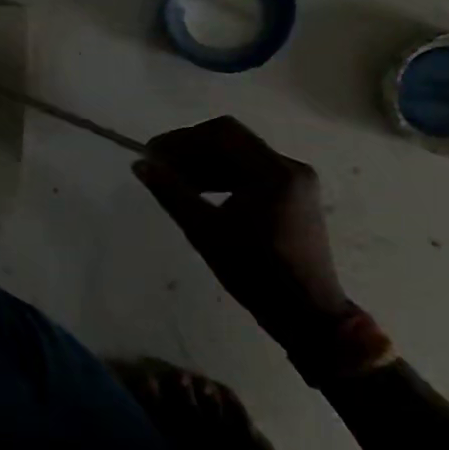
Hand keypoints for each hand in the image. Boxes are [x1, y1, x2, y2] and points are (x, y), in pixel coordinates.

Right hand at [133, 117, 348, 346]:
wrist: (307, 316)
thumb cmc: (256, 273)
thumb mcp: (205, 232)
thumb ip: (171, 192)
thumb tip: (141, 164)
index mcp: (274, 172)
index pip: (222, 133)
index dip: (182, 139)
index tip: (153, 154)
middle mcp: (290, 168)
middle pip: (232, 141)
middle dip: (192, 150)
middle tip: (159, 166)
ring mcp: (296, 182)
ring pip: (241, 156)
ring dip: (205, 164)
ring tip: (173, 180)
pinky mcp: (294, 197)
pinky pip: (252, 173)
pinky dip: (223, 177)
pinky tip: (200, 192)